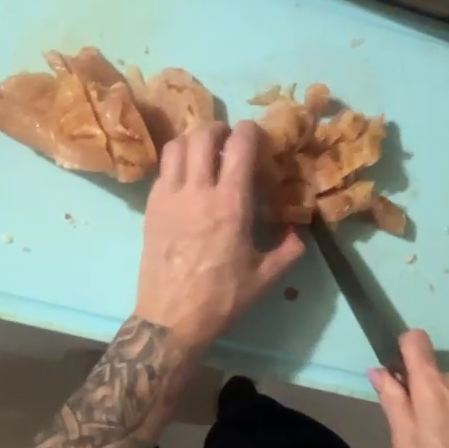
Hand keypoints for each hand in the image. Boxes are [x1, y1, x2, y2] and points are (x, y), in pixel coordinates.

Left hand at [134, 121, 304, 350]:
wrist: (171, 319)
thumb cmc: (221, 298)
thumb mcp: (265, 277)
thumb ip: (289, 249)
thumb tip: (297, 231)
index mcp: (230, 204)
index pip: (239, 145)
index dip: (250, 131)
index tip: (257, 135)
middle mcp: (197, 191)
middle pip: (202, 135)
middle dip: (219, 128)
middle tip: (229, 139)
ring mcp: (169, 197)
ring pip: (176, 146)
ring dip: (193, 140)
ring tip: (204, 151)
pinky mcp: (150, 208)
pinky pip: (162, 169)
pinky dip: (175, 162)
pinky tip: (186, 178)